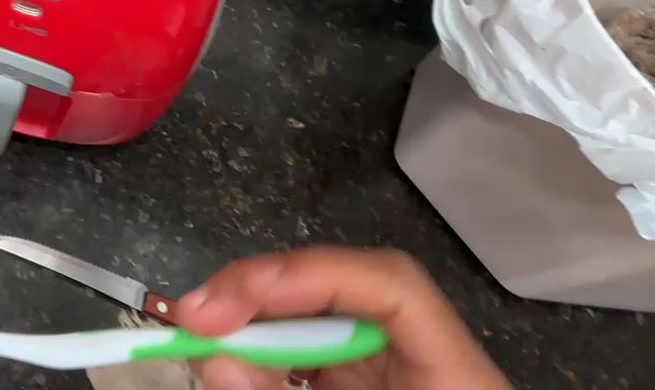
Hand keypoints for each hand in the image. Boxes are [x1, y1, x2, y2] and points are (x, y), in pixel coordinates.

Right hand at [175, 247, 512, 389]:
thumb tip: (214, 362)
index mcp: (460, 387)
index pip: (394, 289)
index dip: (310, 277)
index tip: (232, 305)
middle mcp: (430, 365)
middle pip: (340, 292)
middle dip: (259, 296)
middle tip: (194, 319)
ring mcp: (394, 376)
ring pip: (317, 315)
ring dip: (251, 321)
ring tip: (200, 337)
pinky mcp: (360, 389)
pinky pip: (309, 353)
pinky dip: (263, 352)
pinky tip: (232, 362)